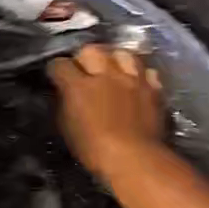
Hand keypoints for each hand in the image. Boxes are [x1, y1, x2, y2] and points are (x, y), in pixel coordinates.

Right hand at [47, 44, 163, 178]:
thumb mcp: (66, 126)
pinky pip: (146, 69)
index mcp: (77, 86)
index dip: (55, 70)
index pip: (59, 64)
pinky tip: (134, 81)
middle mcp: (105, 75)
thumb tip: (63, 93)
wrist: (134, 158)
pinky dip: (138, 73)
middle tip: (83, 70)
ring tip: (111, 69)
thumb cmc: (92, 148)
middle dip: (84, 58)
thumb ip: (64, 103)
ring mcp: (132, 79)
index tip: (55, 77)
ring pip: (122, 52)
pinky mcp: (153, 88)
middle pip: (91, 49)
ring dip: (113, 59)